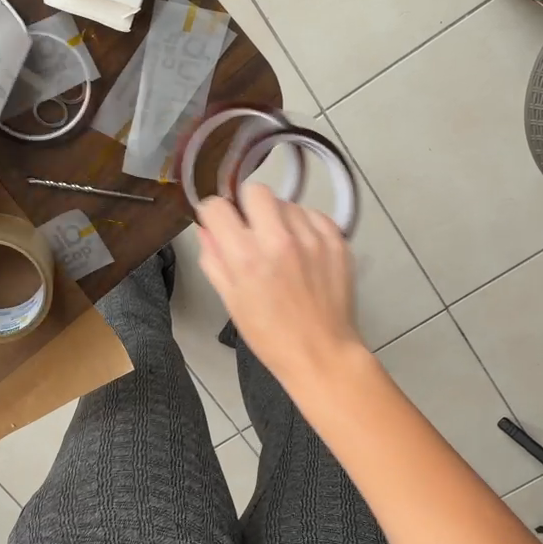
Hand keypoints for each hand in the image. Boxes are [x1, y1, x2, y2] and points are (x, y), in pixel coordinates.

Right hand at [195, 185, 365, 387]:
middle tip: (252, 229)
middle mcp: (278, 239)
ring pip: (287, 203)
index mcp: (245, 257)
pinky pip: (313, 215)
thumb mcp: (230, 299)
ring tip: (282, 245)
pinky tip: (303, 250)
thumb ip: (214, 259)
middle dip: (248, 206)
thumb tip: (206, 229)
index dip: (214, 214)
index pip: (217, 207)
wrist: (321, 353)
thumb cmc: (269, 334)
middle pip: (256, 191)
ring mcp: (311, 238)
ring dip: (279, 218)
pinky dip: (304, 226)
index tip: (219, 224)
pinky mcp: (336, 240)